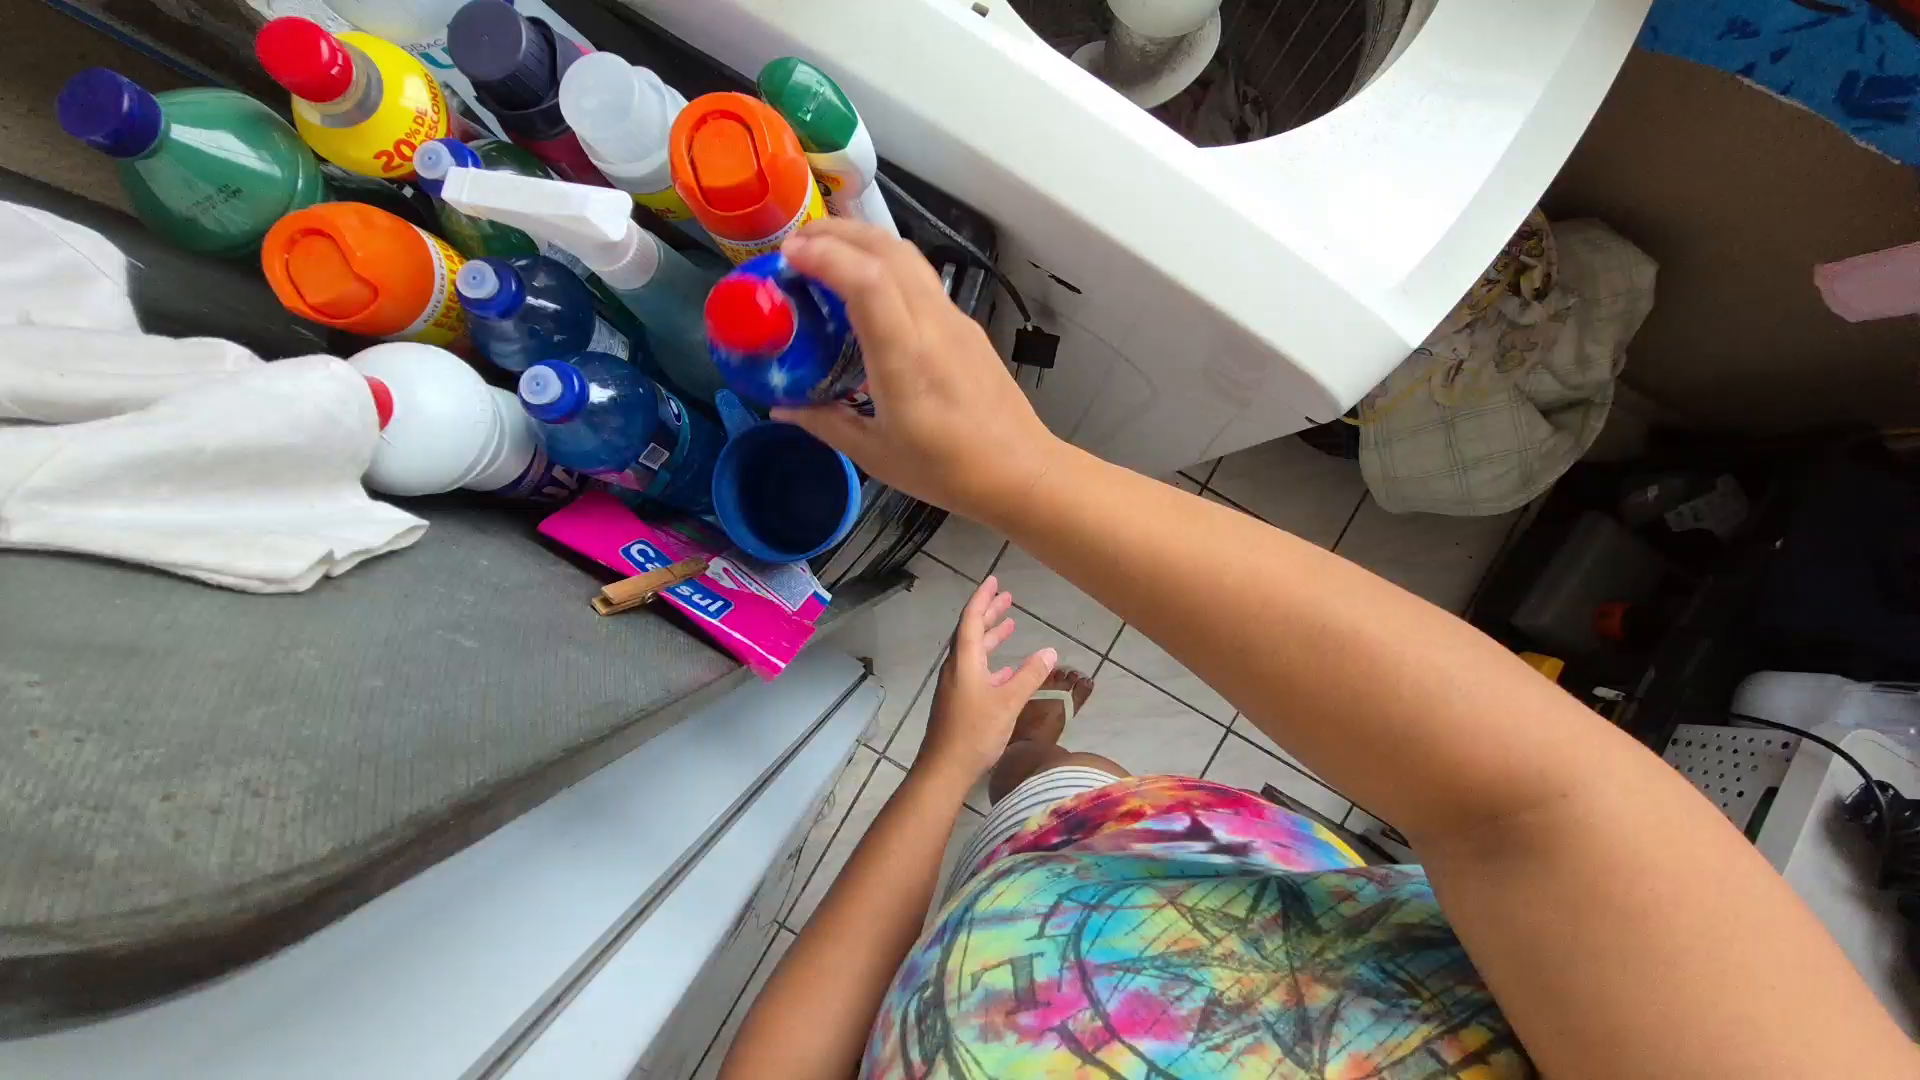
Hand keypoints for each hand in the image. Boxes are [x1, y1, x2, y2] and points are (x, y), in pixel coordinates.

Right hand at [771, 219, 1060, 526]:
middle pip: (887, 250)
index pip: (868, 282)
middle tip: (795, 244)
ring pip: (909, 257)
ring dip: (863, 241)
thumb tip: (781, 406)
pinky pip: (921, 278)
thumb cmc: (947, 470)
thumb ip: (825, 423)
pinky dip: (886, 264)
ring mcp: (954, 321)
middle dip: (836, 233)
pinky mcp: (966, 326)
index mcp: (906, 359)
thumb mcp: (876, 455)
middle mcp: (933, 326)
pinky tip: (866, 285)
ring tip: (826, 253)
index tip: (787, 256)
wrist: (1019, 471)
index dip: (826, 256)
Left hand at [918, 576, 1057, 782]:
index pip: (971, 619)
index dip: (983, 598)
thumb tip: (1050, 650)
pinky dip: (991, 662)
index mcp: (964, 661)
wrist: (944, 768)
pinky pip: (975, 670)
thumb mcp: (1008, 702)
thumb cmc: (975, 732)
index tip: (995, 581)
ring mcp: (955, 685)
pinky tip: (1006, 669)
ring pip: (973, 652)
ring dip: (990, 636)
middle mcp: (956, 668)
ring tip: (1010, 624)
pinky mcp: (958, 701)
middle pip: (971, 632)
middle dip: (989, 613)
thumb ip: (1029, 675)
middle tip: (1007, 597)